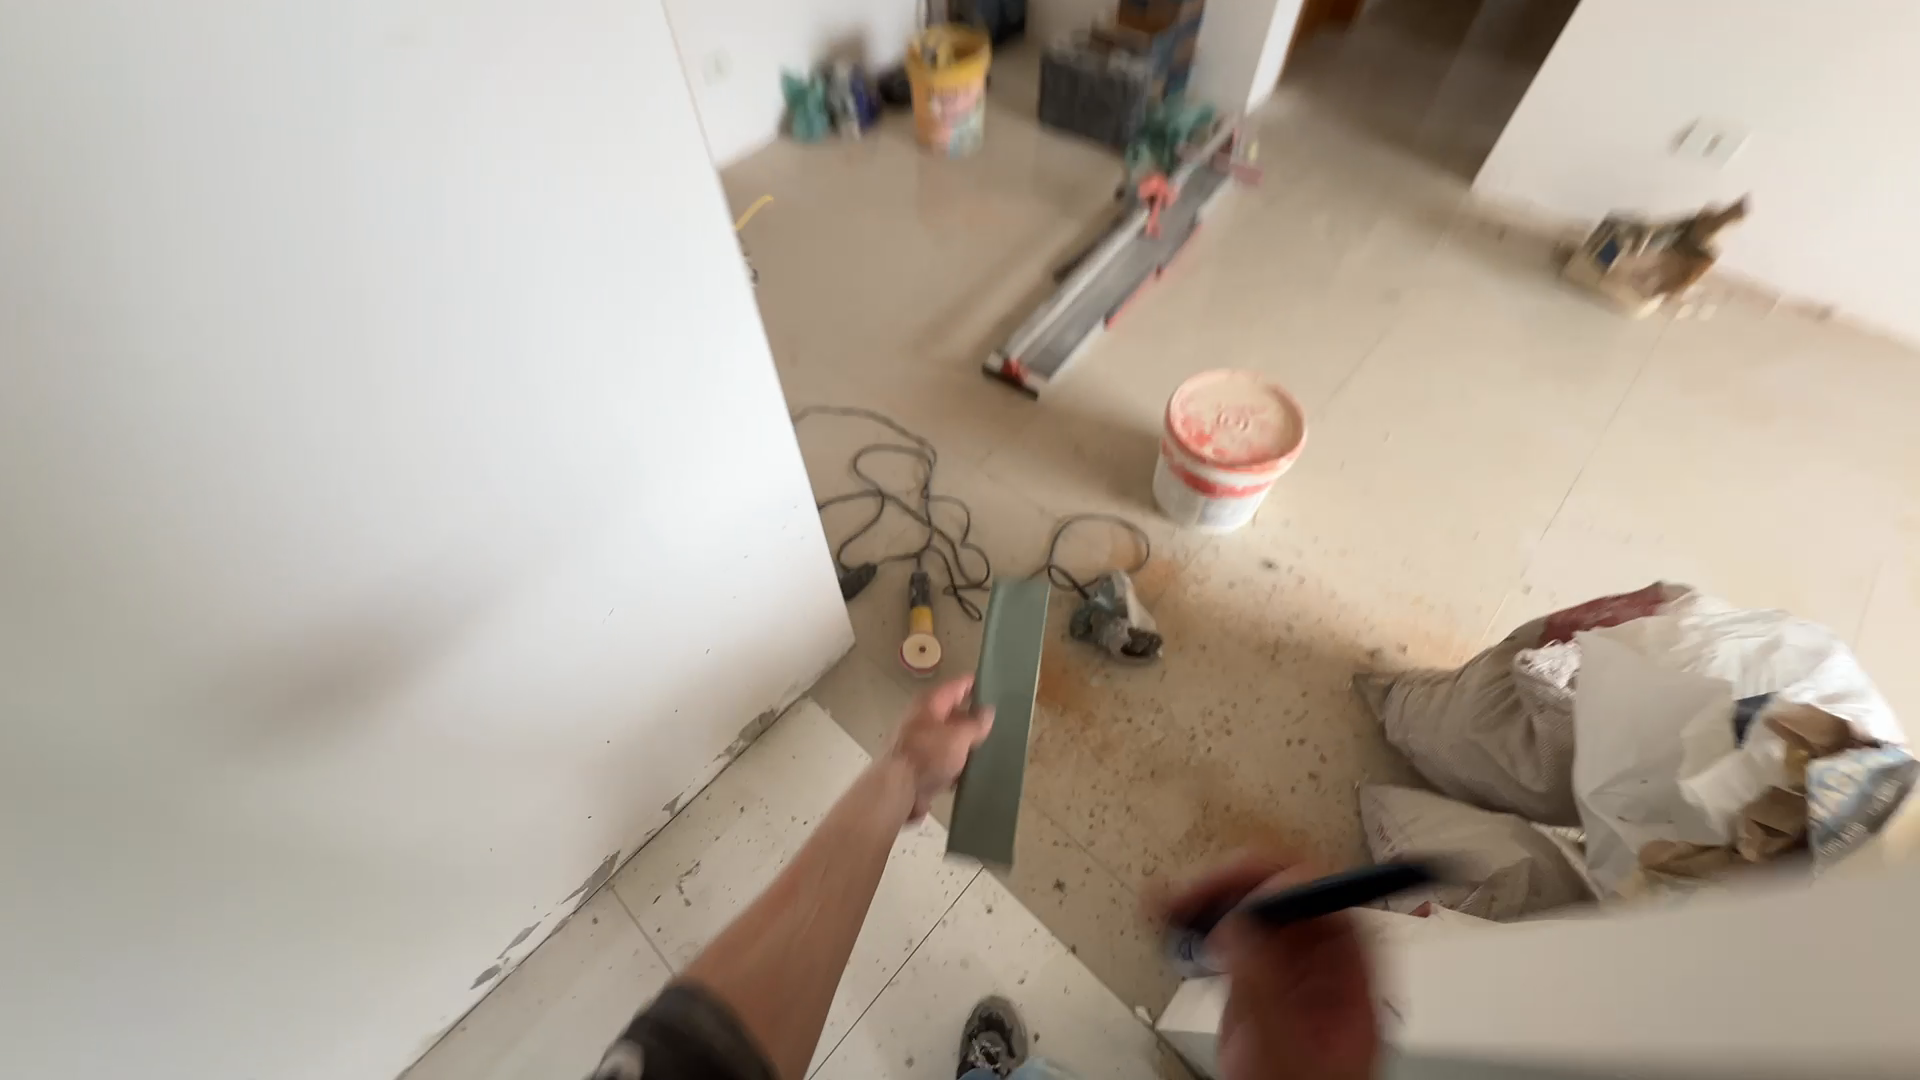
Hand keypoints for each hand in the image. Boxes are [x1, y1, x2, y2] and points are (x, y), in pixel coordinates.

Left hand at [886, 675, 993, 821]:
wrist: (898, 790)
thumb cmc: (929, 755)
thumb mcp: (960, 736)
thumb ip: (976, 723)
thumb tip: (988, 710)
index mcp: (931, 701)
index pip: (959, 683)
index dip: (979, 683)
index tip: (999, 688)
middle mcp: (923, 716)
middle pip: (955, 711)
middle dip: (975, 717)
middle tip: (1001, 722)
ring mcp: (920, 740)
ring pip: (950, 736)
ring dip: (967, 743)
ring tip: (991, 748)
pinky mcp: (920, 763)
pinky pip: (944, 757)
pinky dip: (957, 762)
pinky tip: (973, 771)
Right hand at [1161, 852, 1379, 1079]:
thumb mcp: (1286, 1056)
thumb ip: (1265, 990)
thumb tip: (1241, 924)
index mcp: (1350, 984)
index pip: (1331, 906)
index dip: (1290, 884)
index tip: (1245, 888)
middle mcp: (1319, 967)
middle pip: (1284, 894)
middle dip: (1236, 883)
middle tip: (1198, 892)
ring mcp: (1283, 969)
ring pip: (1249, 903)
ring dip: (1207, 891)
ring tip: (1172, 899)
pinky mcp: (1250, 976)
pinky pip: (1223, 928)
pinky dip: (1192, 912)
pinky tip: (1167, 907)